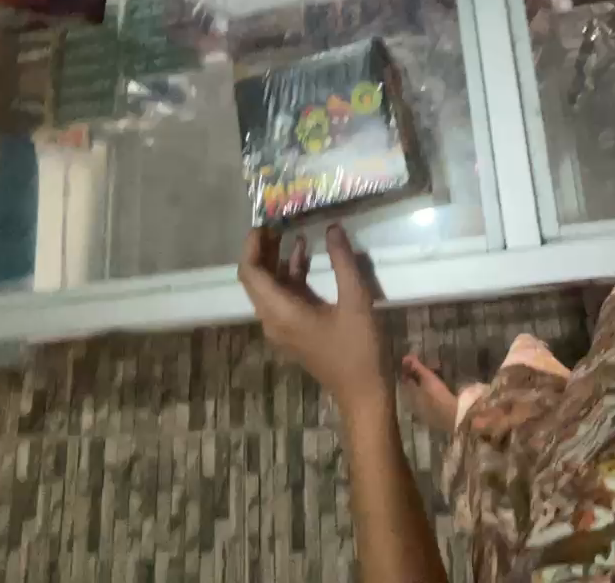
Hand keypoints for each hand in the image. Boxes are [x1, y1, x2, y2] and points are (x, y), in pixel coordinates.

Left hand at [238, 224, 388, 414]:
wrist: (363, 393)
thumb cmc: (359, 348)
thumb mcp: (356, 300)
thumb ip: (342, 261)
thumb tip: (333, 228)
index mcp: (281, 313)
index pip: (250, 274)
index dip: (252, 246)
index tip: (264, 223)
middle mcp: (273, 320)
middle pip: (256, 279)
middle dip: (263, 249)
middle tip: (277, 221)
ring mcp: (283, 327)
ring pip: (269, 287)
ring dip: (277, 260)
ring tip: (290, 230)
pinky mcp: (295, 330)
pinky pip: (283, 297)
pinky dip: (290, 274)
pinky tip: (306, 253)